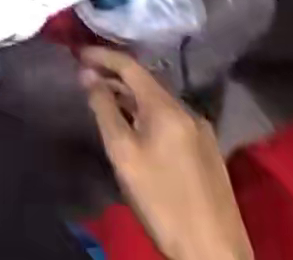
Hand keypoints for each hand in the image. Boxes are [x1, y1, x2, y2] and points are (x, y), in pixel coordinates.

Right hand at [81, 46, 252, 259]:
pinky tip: (135, 126)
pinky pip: (170, 118)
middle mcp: (187, 108)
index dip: (103, 55)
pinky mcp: (206, 150)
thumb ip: (104, 110)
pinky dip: (147, 113)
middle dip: (114, 75)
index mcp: (167, 106)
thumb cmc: (162, 201)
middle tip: (85, 76)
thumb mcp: (124, 155)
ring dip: (130, 96)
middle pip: (146, 81)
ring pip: (158, 100)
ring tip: (104, 99)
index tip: (78, 53)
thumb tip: (88, 75)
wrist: (214, 253)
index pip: (130, 65)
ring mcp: (200, 129)